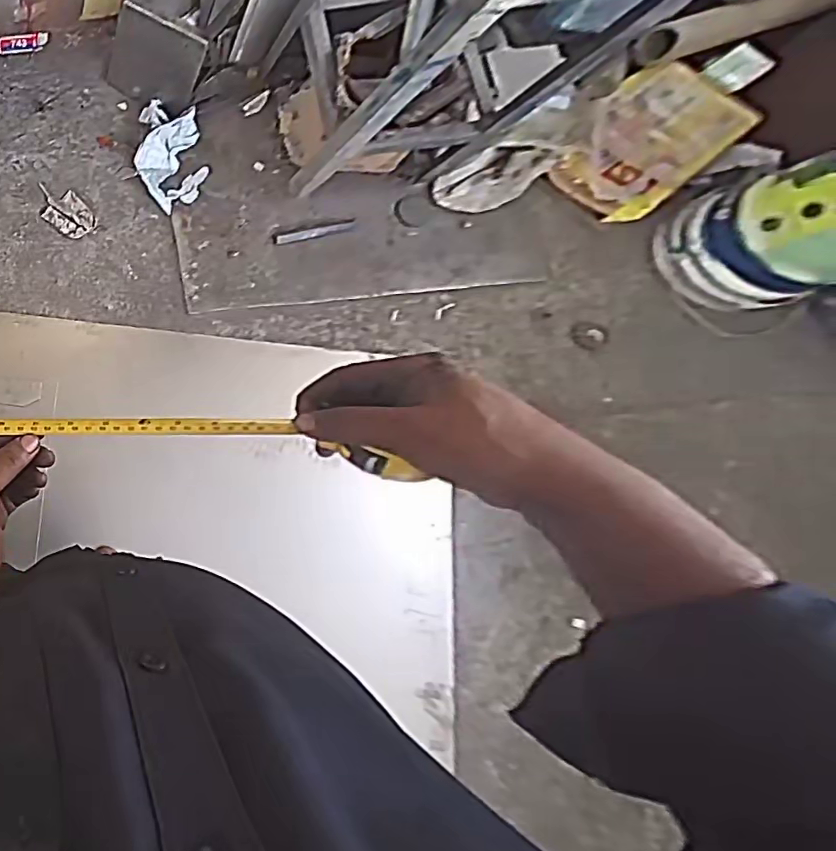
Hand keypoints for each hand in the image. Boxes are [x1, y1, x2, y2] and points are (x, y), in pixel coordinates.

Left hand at [0, 434, 54, 666]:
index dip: (6, 436)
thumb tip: (24, 443)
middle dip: (20, 452)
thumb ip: (5, 462)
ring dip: (25, 469)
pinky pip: (12, 493)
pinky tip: (35, 482)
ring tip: (43, 464)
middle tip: (41, 449)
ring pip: (6, 475)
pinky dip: (25, 486)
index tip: (30, 433)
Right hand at [293, 354, 583, 508]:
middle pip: (360, 402)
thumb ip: (349, 424)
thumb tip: (312, 421)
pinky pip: (397, 441)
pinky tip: (405, 467)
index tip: (302, 422)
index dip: (318, 400)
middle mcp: (427, 386)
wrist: (549, 479)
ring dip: (370, 446)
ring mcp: (436, 411)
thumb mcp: (405, 431)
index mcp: (419, 371)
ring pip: (377, 424)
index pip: (347, 377)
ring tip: (383, 461)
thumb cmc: (495, 445)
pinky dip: (391, 455)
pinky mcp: (444, 436)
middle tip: (334, 447)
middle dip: (344, 428)